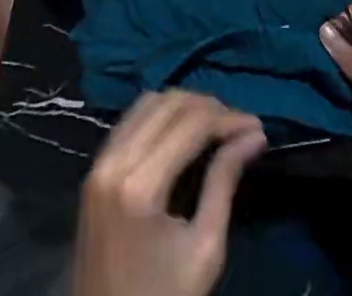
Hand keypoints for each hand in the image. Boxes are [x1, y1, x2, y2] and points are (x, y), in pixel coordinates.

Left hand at [74, 91, 267, 295]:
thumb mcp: (205, 248)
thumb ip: (224, 182)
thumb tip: (255, 135)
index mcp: (140, 187)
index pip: (193, 123)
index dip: (230, 118)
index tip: (258, 128)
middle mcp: (114, 163)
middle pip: (170, 104)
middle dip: (211, 107)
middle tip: (240, 128)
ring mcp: (98, 165)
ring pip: (148, 103)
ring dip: (185, 106)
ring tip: (216, 126)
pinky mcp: (93, 171)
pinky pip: (131, 120)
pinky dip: (161, 115)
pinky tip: (183, 132)